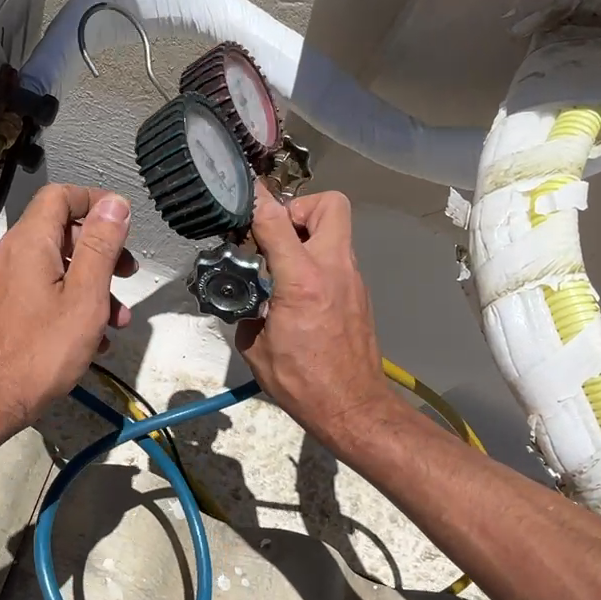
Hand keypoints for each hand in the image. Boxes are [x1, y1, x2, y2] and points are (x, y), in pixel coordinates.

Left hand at [0, 184, 135, 441]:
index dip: (95, 202)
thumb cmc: (39, 353)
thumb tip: (115, 204)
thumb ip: (100, 247)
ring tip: (115, 321)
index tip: (122, 224)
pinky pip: (37, 292)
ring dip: (88, 286)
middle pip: (59, 233)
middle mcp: (8, 254)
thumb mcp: (84, 298)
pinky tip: (88, 339)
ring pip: (51, 268)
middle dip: (100, 252)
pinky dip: (65, 303)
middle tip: (127, 275)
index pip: (61, 196)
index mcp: (29, 243)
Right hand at [236, 184, 391, 452]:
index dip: (255, 199)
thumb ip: (248, 310)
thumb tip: (249, 300)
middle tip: (275, 236)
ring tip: (281, 266)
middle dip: (299, 208)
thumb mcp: (256, 347)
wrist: (353, 407)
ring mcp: (352, 279)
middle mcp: (333, 270)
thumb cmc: (302, 383)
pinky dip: (316, 262)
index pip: (275, 220)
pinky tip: (297, 293)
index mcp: (301, 281)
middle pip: (330, 204)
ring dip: (307, 236)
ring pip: (336, 230)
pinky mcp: (359, 293)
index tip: (241, 192)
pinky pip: (337, 259)